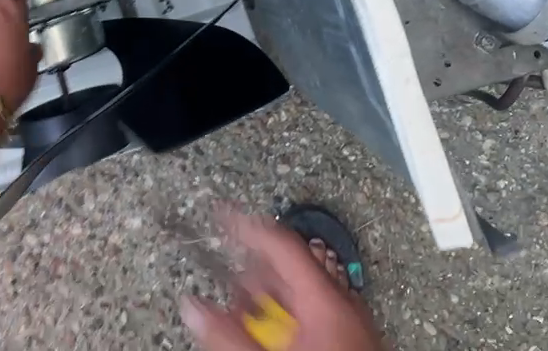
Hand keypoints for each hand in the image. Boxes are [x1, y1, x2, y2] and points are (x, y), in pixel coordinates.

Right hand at [180, 212, 383, 350]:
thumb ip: (231, 331)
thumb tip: (194, 308)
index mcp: (324, 295)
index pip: (281, 240)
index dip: (247, 224)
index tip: (222, 214)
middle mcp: (342, 297)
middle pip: (288, 264)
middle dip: (253, 271)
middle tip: (229, 285)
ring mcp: (350, 315)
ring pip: (301, 286)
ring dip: (268, 294)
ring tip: (247, 317)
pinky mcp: (352, 333)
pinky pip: (316, 306)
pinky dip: (289, 310)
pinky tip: (274, 334)